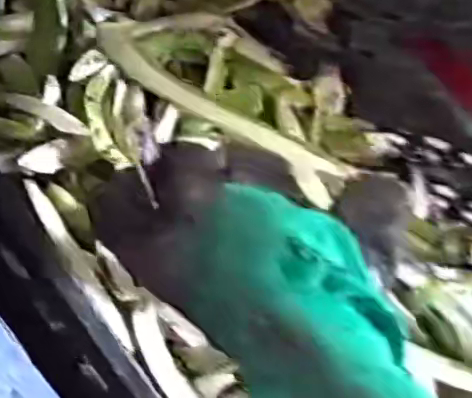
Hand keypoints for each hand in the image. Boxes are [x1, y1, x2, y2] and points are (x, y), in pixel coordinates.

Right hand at [94, 145, 423, 397]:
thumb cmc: (203, 290)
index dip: (167, 162)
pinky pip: (371, 203)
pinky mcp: (357, 236)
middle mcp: (242, 184)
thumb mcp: (135, 249)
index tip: (162, 175)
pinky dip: (371, 196)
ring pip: (276, 168)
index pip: (175, 153)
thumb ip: (116, 207)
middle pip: (225, 154)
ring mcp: (299, 207)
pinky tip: (373, 188)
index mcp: (190, 183)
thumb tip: (115, 176)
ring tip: (260, 188)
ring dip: (265, 172)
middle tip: (208, 180)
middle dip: (214, 161)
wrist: (289, 335)